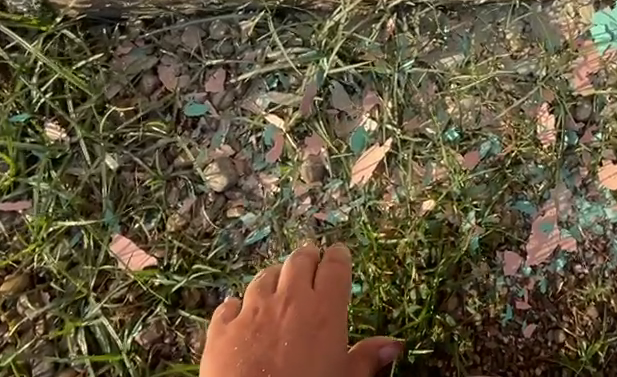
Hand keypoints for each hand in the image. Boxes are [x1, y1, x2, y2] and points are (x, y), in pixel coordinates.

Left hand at [200, 243, 401, 376]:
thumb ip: (366, 359)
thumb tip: (394, 344)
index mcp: (324, 309)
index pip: (336, 264)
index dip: (338, 257)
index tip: (339, 257)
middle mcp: (290, 298)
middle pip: (300, 259)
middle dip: (307, 260)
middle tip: (311, 269)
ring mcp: (252, 310)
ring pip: (265, 276)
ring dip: (274, 279)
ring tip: (279, 290)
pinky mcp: (222, 329)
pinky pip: (230, 305)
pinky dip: (237, 307)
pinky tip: (241, 316)